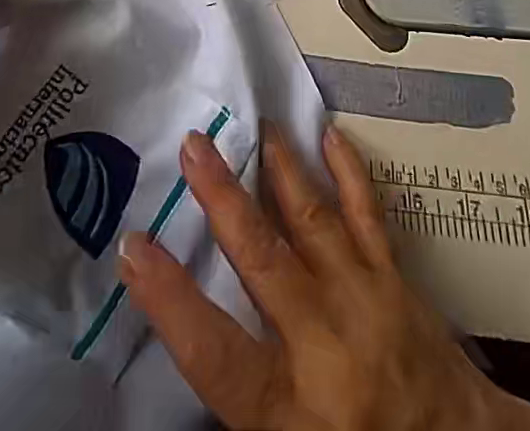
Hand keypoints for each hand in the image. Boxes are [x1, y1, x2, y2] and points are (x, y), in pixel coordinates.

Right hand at [119, 123, 529, 430]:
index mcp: (287, 406)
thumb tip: (182, 320)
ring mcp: (366, 303)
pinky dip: (348, 174)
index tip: (132, 247)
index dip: (167, 298)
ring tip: (254, 126)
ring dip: (279, 171)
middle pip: (263, 261)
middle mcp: (326, 344)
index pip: (211, 350)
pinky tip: (331, 136)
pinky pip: (369, 218)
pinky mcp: (397, 281)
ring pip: (314, 224)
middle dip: (222, 199)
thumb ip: (234, 382)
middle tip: (192, 145)